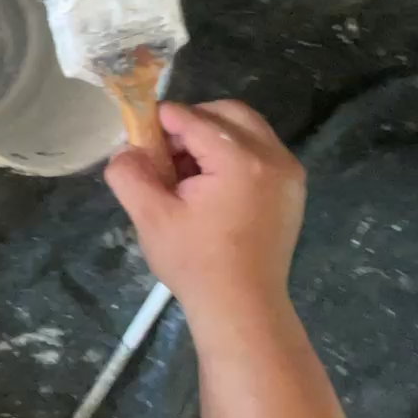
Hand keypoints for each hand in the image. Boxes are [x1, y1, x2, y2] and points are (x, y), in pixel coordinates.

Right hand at [105, 101, 305, 318]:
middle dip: (190, 122)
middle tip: (162, 153)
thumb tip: (125, 150)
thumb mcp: (148, 216)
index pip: (194, 119)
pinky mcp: (291, 188)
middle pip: (227, 113)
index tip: (136, 137)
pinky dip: (230, 153)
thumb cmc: (194, 261)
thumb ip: (129, 174)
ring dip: (210, 137)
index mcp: (240, 161)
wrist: (241, 304)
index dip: (160, 122)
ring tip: (182, 172)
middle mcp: (274, 157)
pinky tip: (206, 185)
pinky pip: (258, 150)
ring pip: (245, 129)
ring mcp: (289, 172)